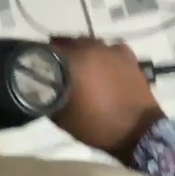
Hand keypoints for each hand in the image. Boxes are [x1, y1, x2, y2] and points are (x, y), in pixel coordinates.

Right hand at [49, 36, 164, 164]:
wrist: (138, 132)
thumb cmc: (96, 125)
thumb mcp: (61, 117)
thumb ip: (46, 96)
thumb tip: (38, 88)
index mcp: (73, 59)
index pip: (47, 49)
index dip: (39, 57)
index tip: (36, 67)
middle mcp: (91, 48)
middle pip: (68, 42)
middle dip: (60, 53)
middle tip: (56, 67)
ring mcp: (112, 50)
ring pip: (89, 43)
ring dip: (82, 52)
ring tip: (80, 68)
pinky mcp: (128, 57)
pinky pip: (110, 49)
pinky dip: (104, 55)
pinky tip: (103, 65)